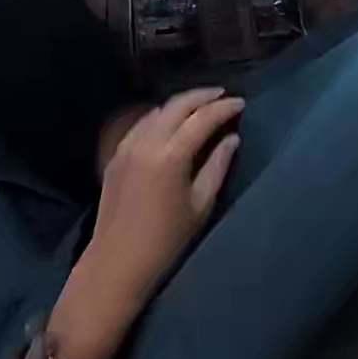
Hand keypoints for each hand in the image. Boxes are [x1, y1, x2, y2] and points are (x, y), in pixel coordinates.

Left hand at [48, 87, 241, 358]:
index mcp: (171, 156)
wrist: (116, 263)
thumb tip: (231, 137)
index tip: (241, 103)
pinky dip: (162, 115)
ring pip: (159, 110)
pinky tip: (172, 120)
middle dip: (203, 96)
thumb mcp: (200, 206)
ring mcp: (128, 145)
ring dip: (182, 103)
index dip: (224, 108)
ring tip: (202, 104)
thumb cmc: (166, 241)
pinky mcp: (117, 154)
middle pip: (179, 105)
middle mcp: (148, 142)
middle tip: (223, 95)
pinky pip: (143, 123)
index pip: (203, 118)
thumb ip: (218, 166)